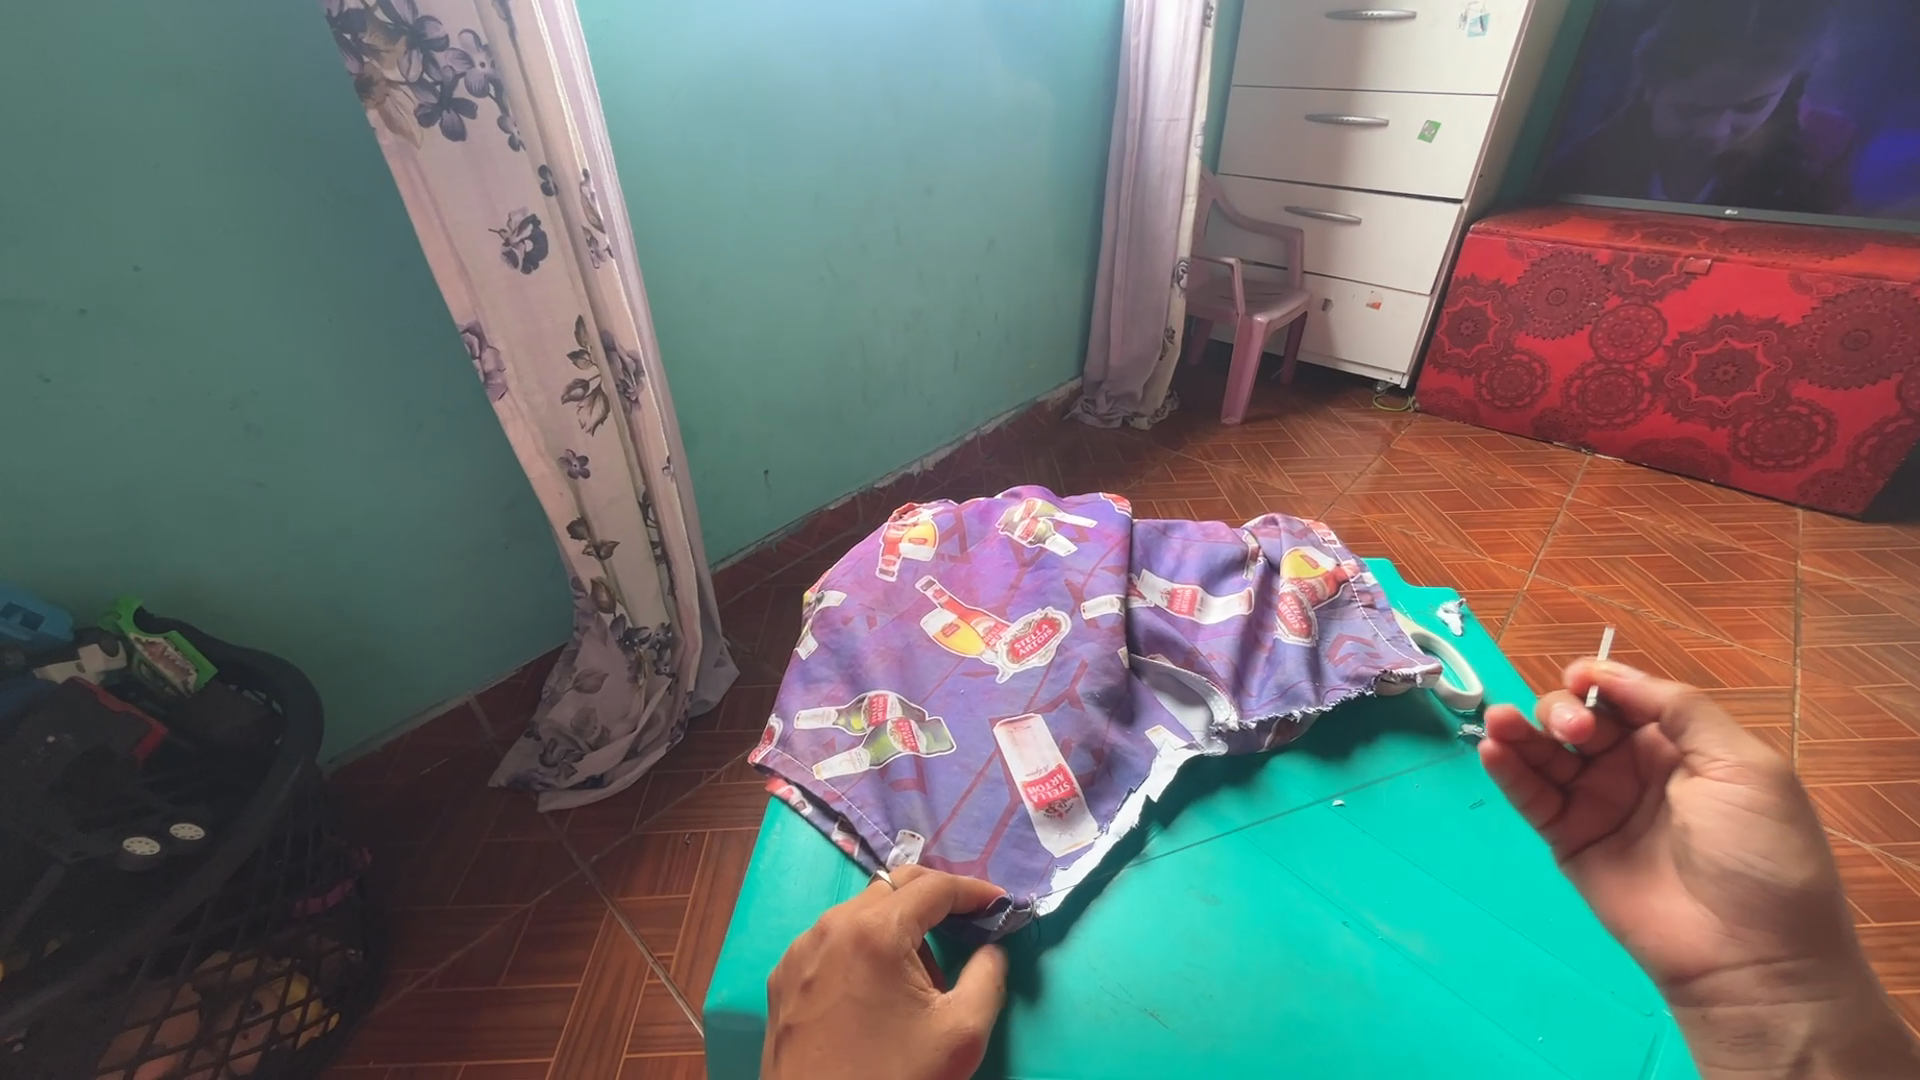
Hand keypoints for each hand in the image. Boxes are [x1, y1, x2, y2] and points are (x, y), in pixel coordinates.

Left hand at [763, 866, 1008, 1079]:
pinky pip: (834, 938)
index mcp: (876, 931)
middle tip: (968, 921)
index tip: (1000, 903)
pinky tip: (877, 986)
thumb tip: (990, 946)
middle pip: (896, 886)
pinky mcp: (784, 974)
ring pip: (863, 909)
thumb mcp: (961, 1034)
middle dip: (937, 897)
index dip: (973, 891)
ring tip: (921, 971)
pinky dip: (864, 944)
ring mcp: (802, 948)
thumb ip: (988, 976)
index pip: (935, 887)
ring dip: (899, 922)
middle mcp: (833, 924)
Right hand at [1480, 659, 1918, 1075]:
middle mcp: (1629, 768)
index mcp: (1675, 748)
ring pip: (1541, 750)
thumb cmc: (1759, 854)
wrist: (1746, 953)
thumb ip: (1679, 709)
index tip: (1580, 680)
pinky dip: (1505, 768)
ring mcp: (1592, 800)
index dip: (1596, 681)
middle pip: (1574, 718)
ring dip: (1517, 729)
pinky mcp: (1563, 832)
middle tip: (1575, 734)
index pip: (1621, 698)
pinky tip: (1493, 752)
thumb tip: (1607, 671)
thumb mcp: (1746, 769)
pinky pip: (1527, 792)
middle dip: (1561, 711)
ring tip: (1501, 724)